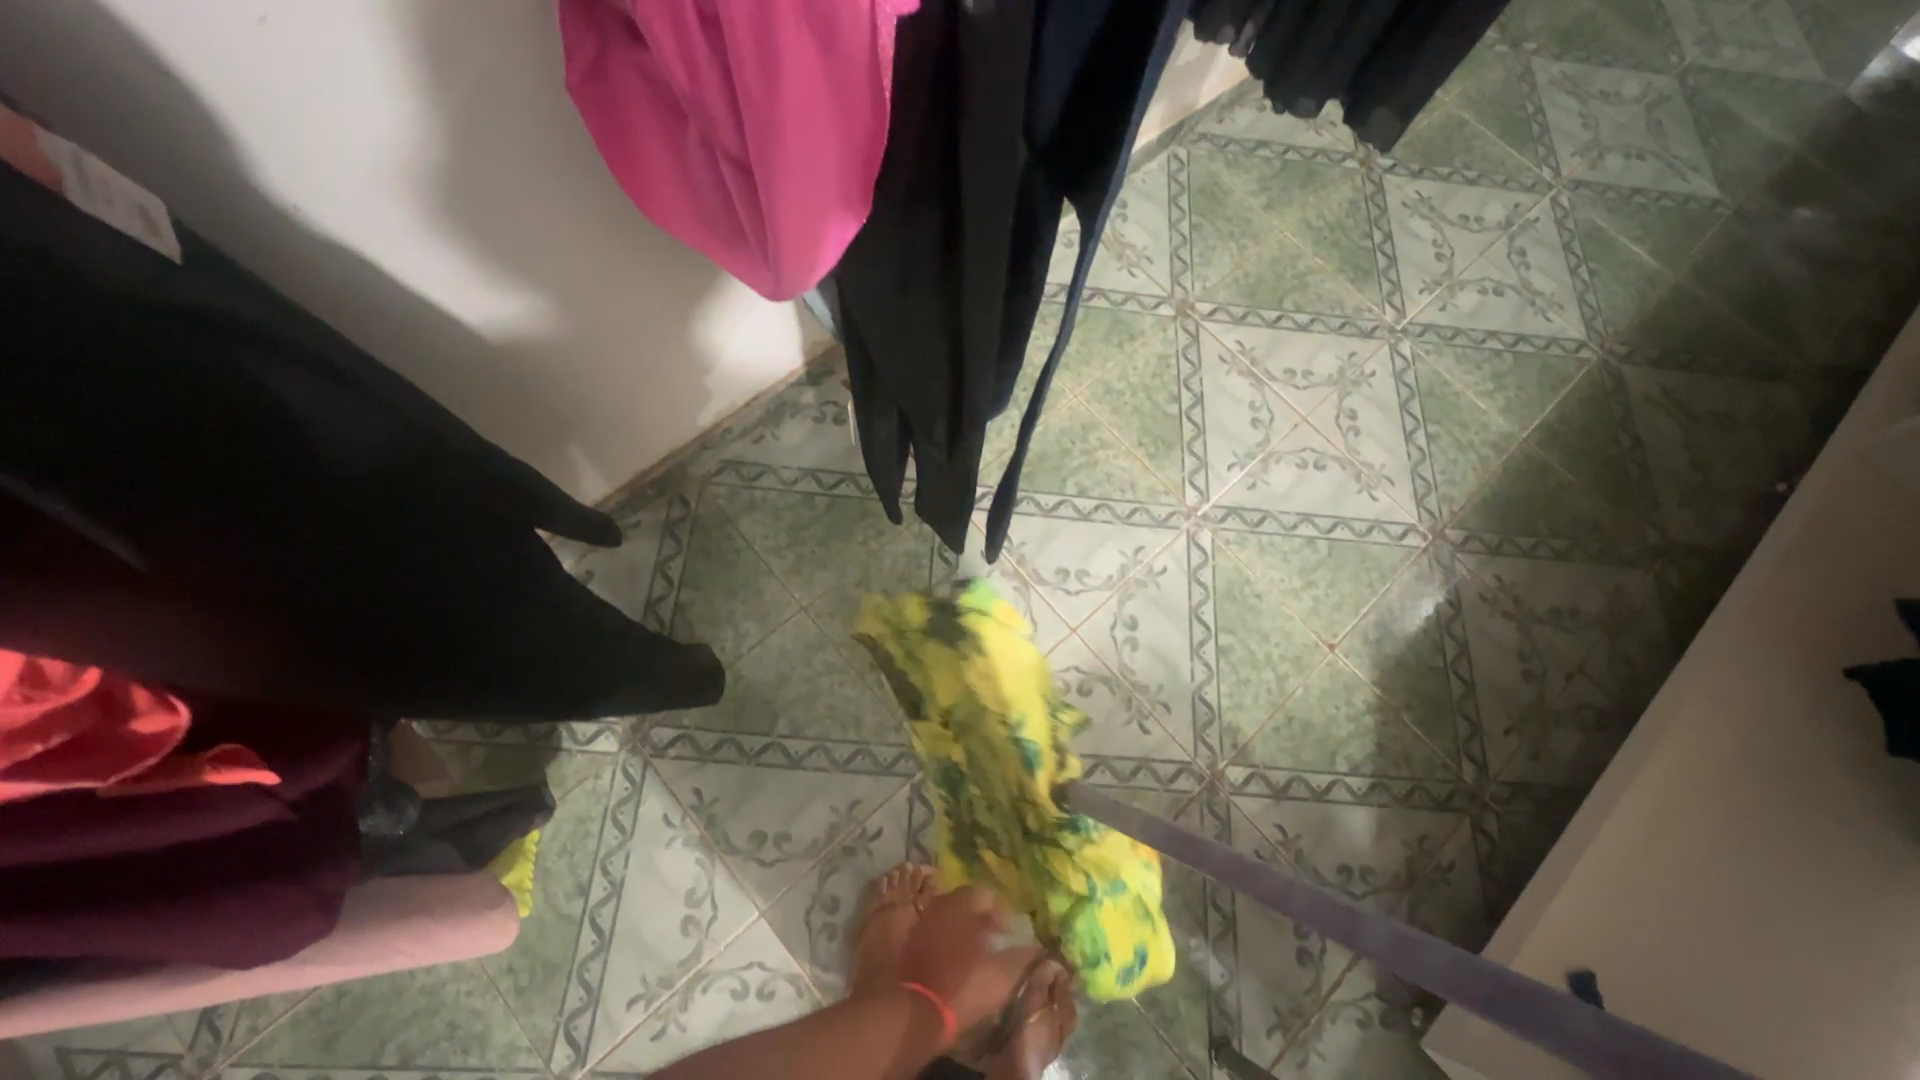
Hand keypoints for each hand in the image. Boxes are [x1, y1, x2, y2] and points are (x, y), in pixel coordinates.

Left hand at [895, 885, 1045, 1032]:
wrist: (911, 1014)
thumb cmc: (962, 988)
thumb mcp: (1002, 975)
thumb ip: (1021, 957)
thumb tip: (1036, 947)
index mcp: (960, 906)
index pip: (984, 894)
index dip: (1001, 913)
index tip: (1010, 933)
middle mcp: (935, 907)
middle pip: (961, 905)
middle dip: (978, 920)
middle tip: (991, 942)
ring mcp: (915, 926)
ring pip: (942, 920)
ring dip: (958, 932)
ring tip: (970, 955)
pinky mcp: (901, 947)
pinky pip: (926, 937)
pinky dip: (939, 945)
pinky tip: (948, 965)